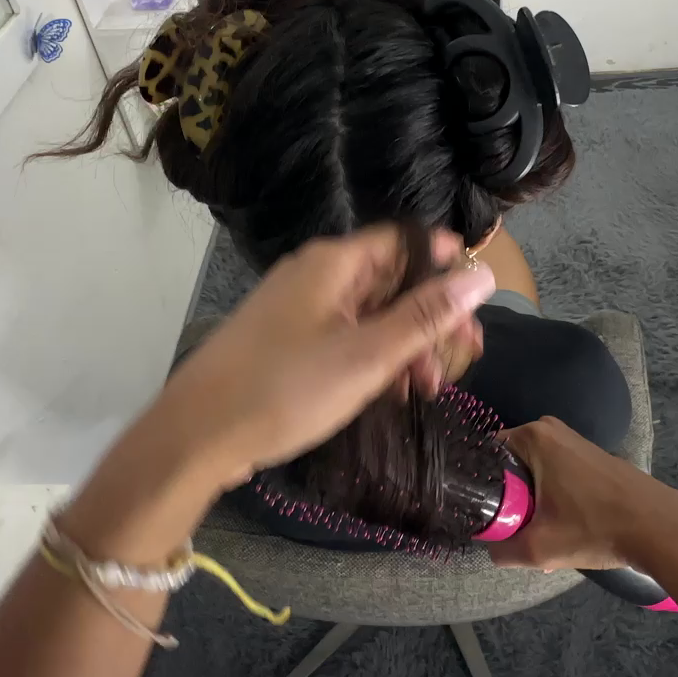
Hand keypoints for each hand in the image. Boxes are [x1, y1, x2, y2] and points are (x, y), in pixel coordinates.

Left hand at [158, 224, 495, 487]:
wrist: (196, 435)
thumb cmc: (286, 388)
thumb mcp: (366, 355)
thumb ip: (425, 316)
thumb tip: (481, 276)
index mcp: (334, 264)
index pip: (403, 241)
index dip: (444, 259)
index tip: (478, 293)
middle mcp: (317, 276)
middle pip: (390, 281)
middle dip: (431, 315)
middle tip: (468, 351)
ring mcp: (300, 311)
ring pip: (370, 315)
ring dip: (405, 344)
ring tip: (430, 387)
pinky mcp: (288, 344)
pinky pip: (345, 339)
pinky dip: (373, 359)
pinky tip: (392, 394)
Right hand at [487, 416, 677, 571]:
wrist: (659, 527)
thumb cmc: (596, 528)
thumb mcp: (540, 548)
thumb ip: (503, 550)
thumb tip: (491, 548)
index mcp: (533, 436)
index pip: (487, 454)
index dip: (481, 485)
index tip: (485, 514)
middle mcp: (550, 429)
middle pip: (511, 464)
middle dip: (511, 498)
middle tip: (514, 530)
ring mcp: (573, 439)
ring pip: (534, 472)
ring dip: (533, 501)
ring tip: (540, 533)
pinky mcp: (589, 454)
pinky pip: (555, 472)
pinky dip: (553, 497)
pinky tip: (564, 526)